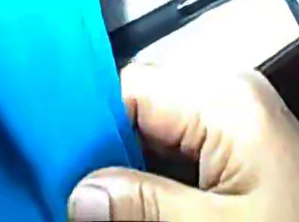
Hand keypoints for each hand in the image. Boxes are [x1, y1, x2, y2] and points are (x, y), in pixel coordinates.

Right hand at [67, 65, 298, 221]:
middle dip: (109, 155)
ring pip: (156, 134)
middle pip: (141, 110)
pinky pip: (181, 152)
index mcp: (223, 96)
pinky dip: (158, 181)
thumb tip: (76, 195)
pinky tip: (139, 208)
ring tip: (99, 207)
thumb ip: (148, 208)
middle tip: (76, 200)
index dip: (91, 128)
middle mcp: (225, 93)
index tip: (57, 171)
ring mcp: (234, 120)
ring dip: (131, 173)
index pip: (131, 90)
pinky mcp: (241, 149)